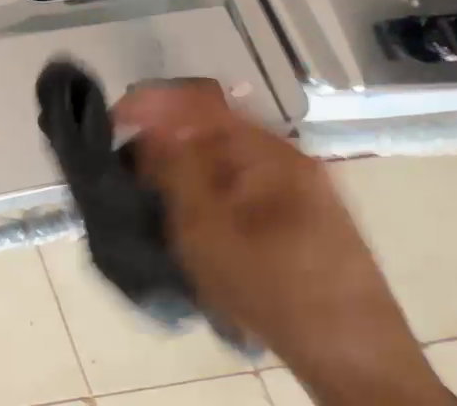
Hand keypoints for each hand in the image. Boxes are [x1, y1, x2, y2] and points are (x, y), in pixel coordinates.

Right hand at [117, 84, 456, 405]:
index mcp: (268, 152)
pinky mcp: (302, 212)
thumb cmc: (270, 288)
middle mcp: (289, 158)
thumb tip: (143, 122)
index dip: (145, 104)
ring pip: (222, 153)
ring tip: (149, 186)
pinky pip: (239, 177)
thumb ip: (172, 165)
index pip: (195, 101)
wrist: (349, 355)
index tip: (107, 122)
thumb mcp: (203, 225)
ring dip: (181, 162)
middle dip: (161, 137)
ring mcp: (301, 186)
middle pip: (209, 126)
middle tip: (124, 159)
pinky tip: (187, 209)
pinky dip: (205, 182)